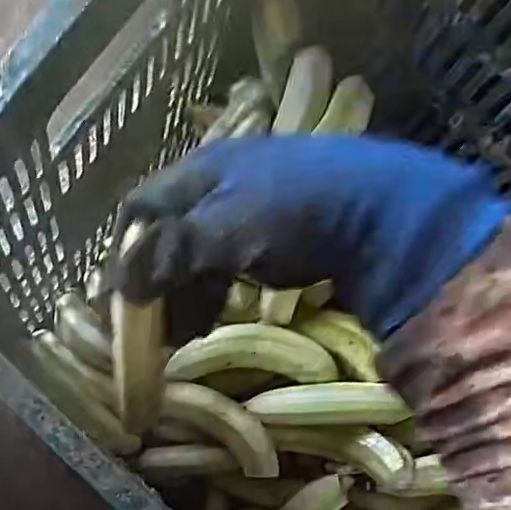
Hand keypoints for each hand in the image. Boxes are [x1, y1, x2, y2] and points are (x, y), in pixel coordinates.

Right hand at [111, 136, 510, 335]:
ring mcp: (250, 212)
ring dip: (184, 298)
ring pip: (197, 258)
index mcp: (202, 171)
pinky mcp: (276, 239)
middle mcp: (220, 187)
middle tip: (151, 331)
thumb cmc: (301, 212)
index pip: (142, 209)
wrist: (391, 217)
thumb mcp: (229, 230)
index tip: (120, 299)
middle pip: (168, 238)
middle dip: (156, 286)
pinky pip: (227, 269)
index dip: (126, 252)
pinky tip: (213, 323)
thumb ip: (173, 254)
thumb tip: (119, 284)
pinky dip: (213, 297)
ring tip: (182, 338)